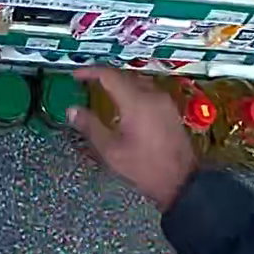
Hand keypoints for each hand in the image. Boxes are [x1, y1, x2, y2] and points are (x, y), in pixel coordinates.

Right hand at [68, 69, 198, 210]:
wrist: (181, 182)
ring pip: (137, 80)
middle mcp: (151, 95)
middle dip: (104, 76)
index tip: (76, 75)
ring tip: (104, 90)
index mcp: (135, 101)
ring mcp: (163, 100)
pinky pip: (148, 89)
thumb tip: (72, 111)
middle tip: (88, 82)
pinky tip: (127, 103)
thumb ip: (90, 127)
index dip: (90, 72)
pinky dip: (133, 89)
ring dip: (119, 81)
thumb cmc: (144, 168)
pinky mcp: (170, 108)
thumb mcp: (111, 151)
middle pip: (123, 74)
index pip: (109, 75)